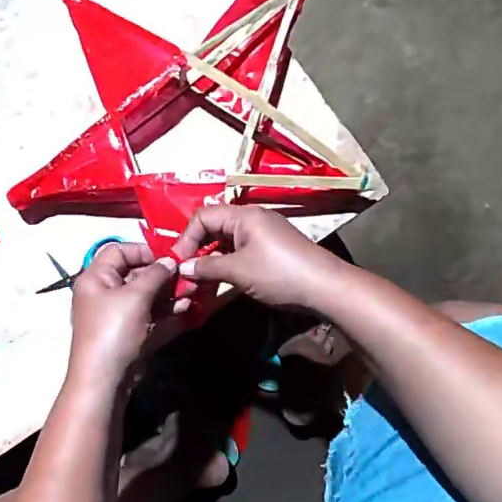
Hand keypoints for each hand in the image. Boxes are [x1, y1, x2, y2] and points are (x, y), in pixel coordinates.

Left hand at [68, 242, 177, 381]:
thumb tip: (170, 261)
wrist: (105, 379)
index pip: (118, 251)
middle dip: (163, 274)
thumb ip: (155, 274)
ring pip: (147, 294)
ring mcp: (118, 313)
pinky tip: (187, 307)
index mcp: (96, 278)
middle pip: (136, 272)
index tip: (169, 257)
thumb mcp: (136, 297)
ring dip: (170, 291)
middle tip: (188, 275)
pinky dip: (167, 309)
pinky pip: (150, 312)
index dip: (143, 250)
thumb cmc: (114, 330)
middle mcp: (105, 292)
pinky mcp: (130, 330)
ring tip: (193, 291)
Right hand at [173, 206, 349, 310]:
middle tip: (185, 276)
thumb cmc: (278, 273)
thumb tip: (182, 269)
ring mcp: (264, 234)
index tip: (178, 263)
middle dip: (197, 251)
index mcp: (244, 215)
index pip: (203, 216)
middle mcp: (253, 219)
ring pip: (227, 243)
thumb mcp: (238, 271)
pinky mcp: (272, 250)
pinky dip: (228, 265)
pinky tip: (220, 283)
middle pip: (214, 228)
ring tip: (199, 284)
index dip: (186, 238)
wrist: (324, 287)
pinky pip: (241, 252)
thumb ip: (207, 268)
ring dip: (211, 261)